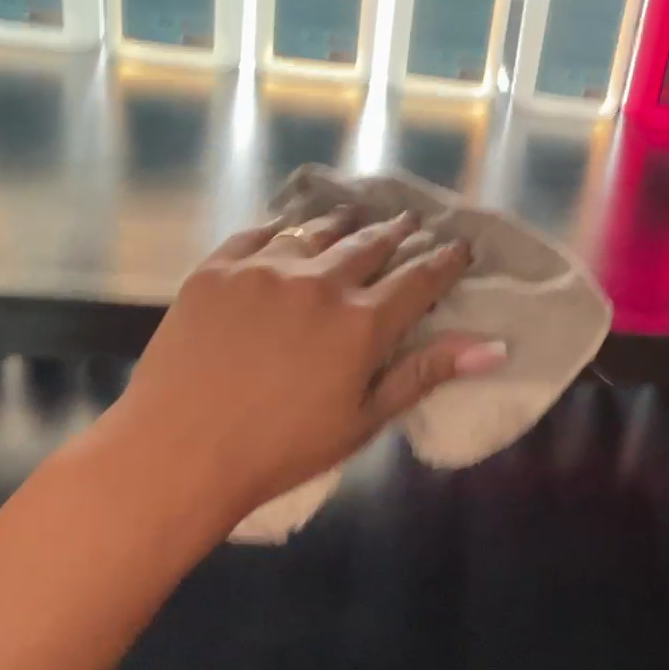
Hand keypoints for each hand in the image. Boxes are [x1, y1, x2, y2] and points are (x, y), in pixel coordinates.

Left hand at [107, 208, 508, 531]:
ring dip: (347, 221)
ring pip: (319, 229)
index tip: (461, 247)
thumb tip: (493, 347)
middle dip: (399, 232)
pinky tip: (292, 224)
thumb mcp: (363, 419)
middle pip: (372, 243)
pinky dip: (285, 225)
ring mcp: (266, 268)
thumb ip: (425, 373)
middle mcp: (320, 281)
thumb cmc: (280, 449)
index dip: (445, 260)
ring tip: (359, 214)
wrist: (175, 455)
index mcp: (362, 322)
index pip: (420, 278)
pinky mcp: (219, 267)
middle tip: (411, 221)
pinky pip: (261, 231)